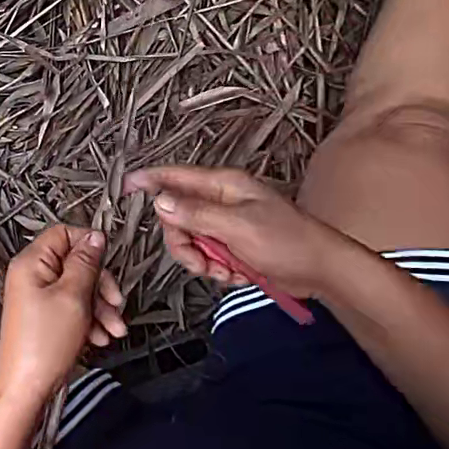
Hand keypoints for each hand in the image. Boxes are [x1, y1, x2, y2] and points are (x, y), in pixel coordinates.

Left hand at [0, 226, 127, 399]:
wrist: (25, 389)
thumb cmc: (40, 347)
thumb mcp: (73, 297)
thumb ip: (86, 263)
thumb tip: (95, 238)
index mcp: (31, 263)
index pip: (64, 233)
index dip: (89, 245)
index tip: (106, 261)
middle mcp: (31, 276)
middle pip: (76, 262)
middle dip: (101, 283)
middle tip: (113, 301)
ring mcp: (37, 297)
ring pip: (79, 287)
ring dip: (100, 305)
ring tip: (111, 327)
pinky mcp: (44, 317)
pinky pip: (73, 306)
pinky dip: (90, 319)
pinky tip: (99, 335)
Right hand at [123, 165, 351, 295]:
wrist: (321, 270)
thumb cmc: (289, 241)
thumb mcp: (238, 228)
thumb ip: (196, 214)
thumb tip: (161, 202)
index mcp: (223, 185)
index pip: (176, 177)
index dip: (149, 180)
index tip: (126, 186)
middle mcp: (222, 200)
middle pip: (177, 216)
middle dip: (184, 243)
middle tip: (201, 259)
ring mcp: (226, 222)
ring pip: (190, 239)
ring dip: (201, 260)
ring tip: (224, 269)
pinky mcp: (232, 243)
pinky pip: (206, 254)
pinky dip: (216, 267)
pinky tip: (236, 272)